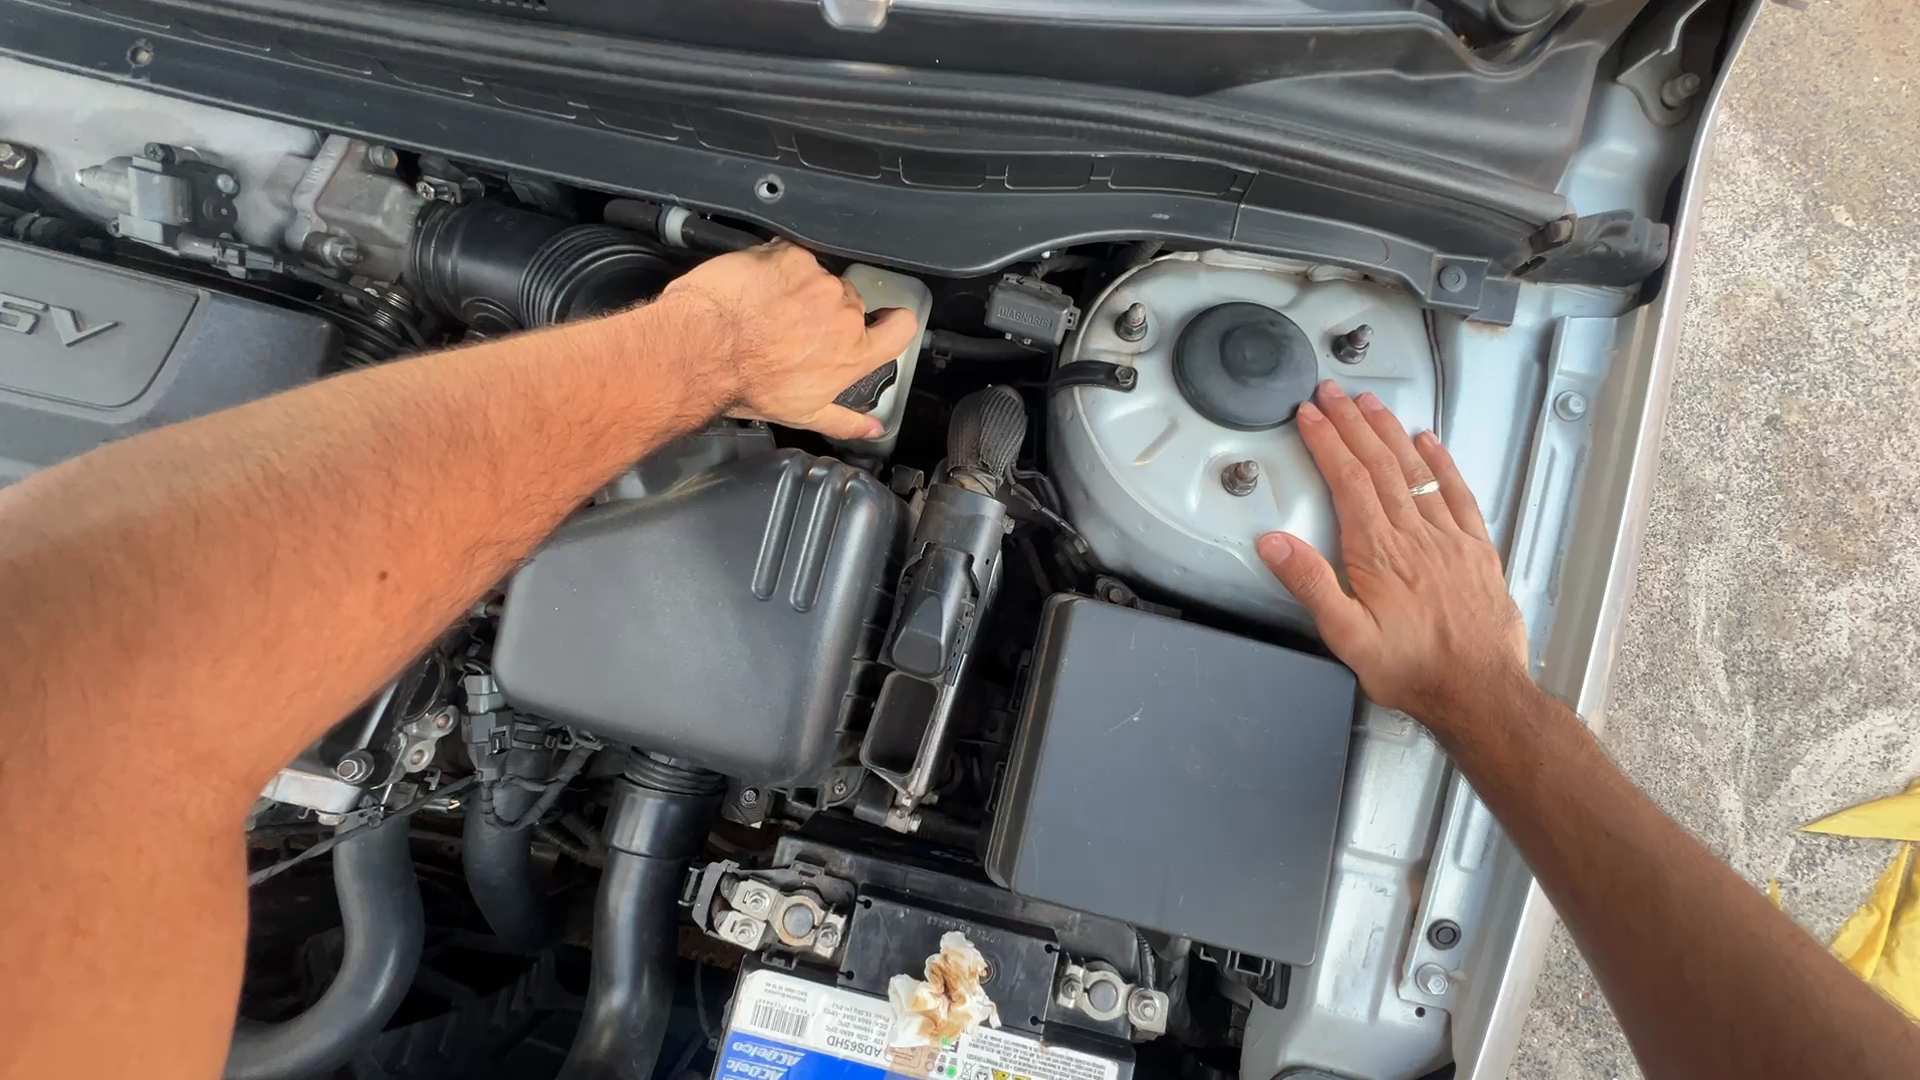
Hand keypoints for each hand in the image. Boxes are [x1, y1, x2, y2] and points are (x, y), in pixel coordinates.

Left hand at [657, 239, 920, 438]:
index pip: (902, 328)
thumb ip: (848, 421)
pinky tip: (759, 291)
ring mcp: (819, 282)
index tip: (882, 323)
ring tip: (771, 310)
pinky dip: (778, 269)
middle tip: (795, 328)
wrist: (707, 348)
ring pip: (822, 279)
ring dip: (802, 290)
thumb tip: (874, 429)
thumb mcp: (805, 414)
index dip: (895, 323)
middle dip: (828, 312)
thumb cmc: (752, 384)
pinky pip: (794, 257)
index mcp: (854, 352)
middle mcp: (844, 314)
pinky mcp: (791, 256)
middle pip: (852, 303)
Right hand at [1257, 381, 1527, 728]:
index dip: (1326, 442)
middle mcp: (1415, 535)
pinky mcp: (1475, 549)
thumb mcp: (1344, 634)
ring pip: (1416, 470)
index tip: (1310, 415)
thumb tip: (1274, 543)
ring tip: (1370, 403)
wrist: (1480, 692)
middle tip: (1333, 392)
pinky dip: (1442, 462)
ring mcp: (1449, 538)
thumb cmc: (1410, 667)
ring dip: (1390, 431)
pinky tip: (1430, 441)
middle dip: (1352, 423)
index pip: (1348, 480)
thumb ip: (1310, 583)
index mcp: (1378, 552)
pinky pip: (1457, 493)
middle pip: (1380, 464)